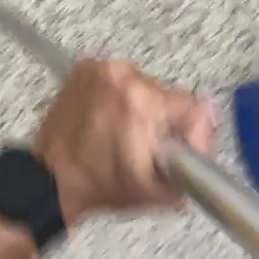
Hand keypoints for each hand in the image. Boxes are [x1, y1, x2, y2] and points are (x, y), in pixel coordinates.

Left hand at [31, 58, 216, 226]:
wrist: (52, 176)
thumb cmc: (100, 183)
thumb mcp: (157, 189)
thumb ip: (193, 171)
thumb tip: (206, 149)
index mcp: (143, 102)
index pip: (194, 107)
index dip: (197, 134)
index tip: (185, 149)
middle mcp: (123, 76)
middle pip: (168, 96)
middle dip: (165, 122)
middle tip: (150, 146)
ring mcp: (101, 69)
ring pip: (144, 87)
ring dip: (142, 108)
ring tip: (125, 134)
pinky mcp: (85, 68)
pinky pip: (118, 80)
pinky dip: (118, 98)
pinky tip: (108, 120)